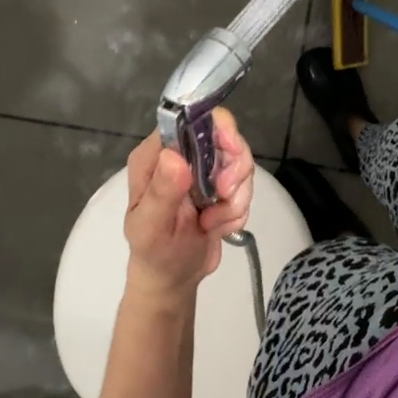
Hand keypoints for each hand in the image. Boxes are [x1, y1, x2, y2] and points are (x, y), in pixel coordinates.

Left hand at [123, 109, 253, 298]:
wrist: (173, 278)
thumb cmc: (154, 252)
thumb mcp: (152, 226)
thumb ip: (162, 192)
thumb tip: (175, 156)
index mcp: (156, 155)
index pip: (189, 120)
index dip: (216, 129)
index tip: (229, 152)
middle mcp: (181, 155)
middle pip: (225, 137)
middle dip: (233, 171)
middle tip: (223, 196)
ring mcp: (203, 171)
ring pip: (240, 164)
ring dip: (235, 198)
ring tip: (213, 222)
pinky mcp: (221, 187)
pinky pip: (245, 187)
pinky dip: (238, 211)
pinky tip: (218, 227)